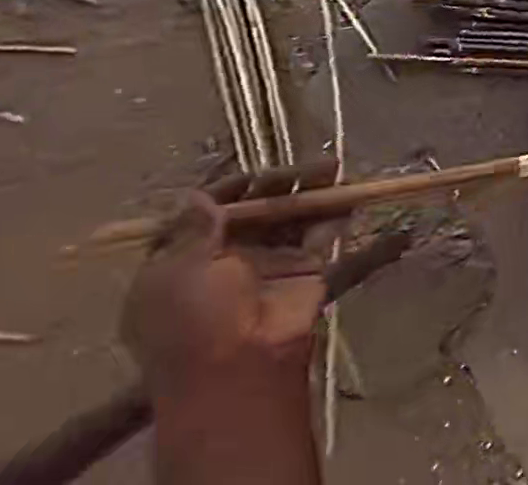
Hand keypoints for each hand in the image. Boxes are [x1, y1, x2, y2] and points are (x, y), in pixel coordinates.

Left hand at [121, 162, 340, 403]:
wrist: (241, 361)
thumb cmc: (195, 318)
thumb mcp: (178, 273)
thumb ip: (192, 231)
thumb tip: (196, 196)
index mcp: (182, 260)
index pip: (206, 213)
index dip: (230, 190)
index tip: (255, 176)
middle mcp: (225, 255)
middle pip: (257, 209)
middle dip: (284, 184)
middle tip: (315, 167)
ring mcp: (269, 260)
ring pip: (293, 215)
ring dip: (314, 193)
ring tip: (338, 172)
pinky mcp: (306, 265)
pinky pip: (321, 231)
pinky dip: (336, 213)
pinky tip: (349, 198)